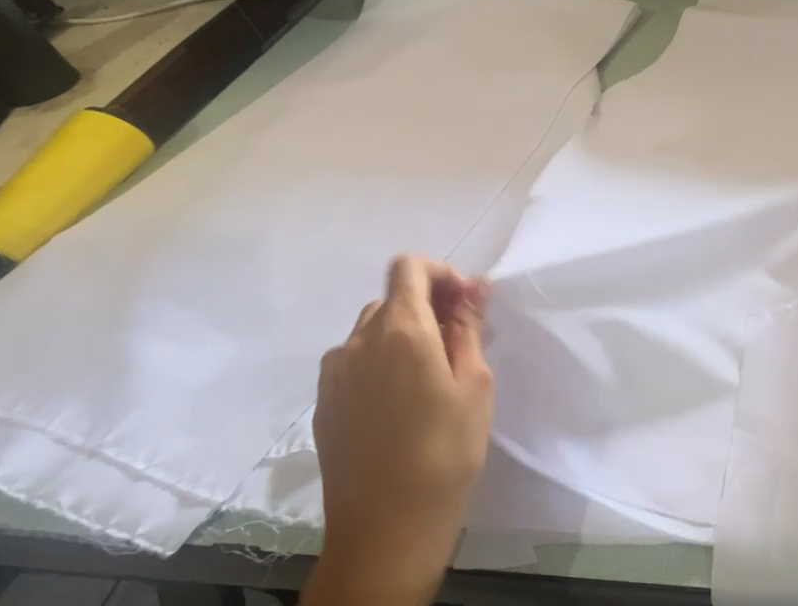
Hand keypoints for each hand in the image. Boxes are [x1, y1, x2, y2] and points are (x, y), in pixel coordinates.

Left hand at [303, 257, 493, 605]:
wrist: (386, 531)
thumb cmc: (445, 451)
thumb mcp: (474, 383)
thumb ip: (468, 327)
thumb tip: (471, 287)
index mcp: (398, 330)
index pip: (408, 268)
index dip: (441, 273)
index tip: (466, 303)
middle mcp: (356, 343)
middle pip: (391, 300)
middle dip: (427, 307)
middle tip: (461, 342)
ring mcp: (333, 377)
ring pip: (372, 333)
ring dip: (403, 337)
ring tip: (432, 379)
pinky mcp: (323, 407)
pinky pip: (355, 365)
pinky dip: (381, 365)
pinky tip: (403, 406)